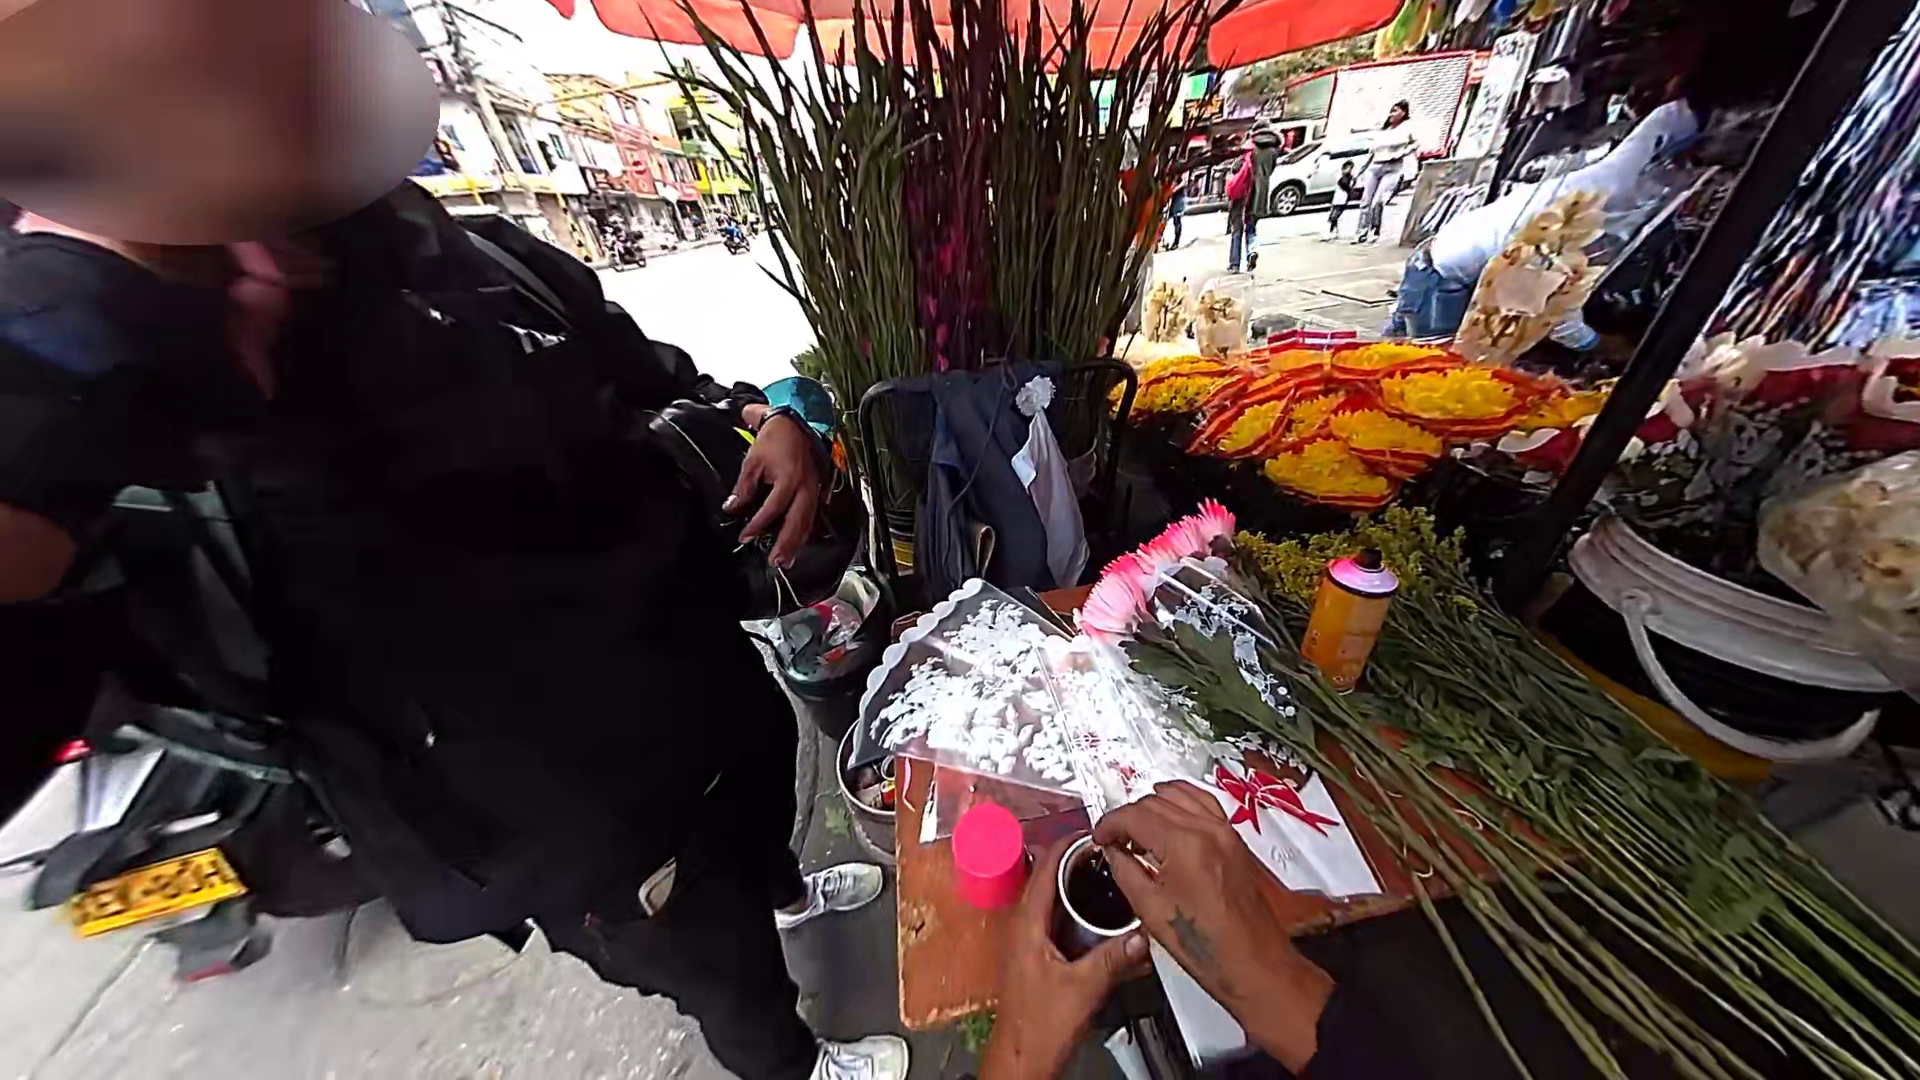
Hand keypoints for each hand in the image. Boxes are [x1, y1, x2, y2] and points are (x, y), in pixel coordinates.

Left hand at [724, 410, 820, 567]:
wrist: (795, 424)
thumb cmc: (775, 440)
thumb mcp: (752, 462)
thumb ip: (743, 488)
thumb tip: (732, 507)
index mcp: (790, 479)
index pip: (773, 509)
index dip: (758, 525)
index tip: (745, 536)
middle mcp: (806, 488)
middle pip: (797, 522)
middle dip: (786, 544)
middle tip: (777, 562)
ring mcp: (815, 490)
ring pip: (808, 522)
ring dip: (797, 542)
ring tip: (788, 560)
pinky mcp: (818, 491)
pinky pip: (813, 516)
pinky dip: (805, 531)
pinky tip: (799, 542)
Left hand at [980, 836, 1149, 1079]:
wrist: (1020, 1059)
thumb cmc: (1039, 1026)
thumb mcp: (1082, 990)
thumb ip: (1112, 961)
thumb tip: (1141, 937)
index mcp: (1028, 921)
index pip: (1045, 866)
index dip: (1065, 845)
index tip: (1090, 834)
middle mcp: (1023, 921)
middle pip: (1047, 876)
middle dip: (1072, 859)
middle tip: (1102, 851)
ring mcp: (1027, 936)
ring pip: (1050, 895)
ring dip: (1071, 880)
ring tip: (1100, 872)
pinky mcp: (1034, 951)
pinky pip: (1052, 914)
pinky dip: (1070, 903)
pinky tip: (1091, 911)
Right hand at [1094, 781, 1334, 1073]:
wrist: (1258, 969)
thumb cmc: (1210, 949)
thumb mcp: (1150, 910)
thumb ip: (1124, 870)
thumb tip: (1112, 850)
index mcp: (1182, 844)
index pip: (1133, 815)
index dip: (1109, 824)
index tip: (1100, 836)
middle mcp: (1205, 829)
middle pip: (1152, 802)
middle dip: (1127, 817)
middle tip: (1114, 838)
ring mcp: (1223, 830)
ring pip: (1176, 794)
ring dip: (1151, 805)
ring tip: (1138, 828)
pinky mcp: (1233, 837)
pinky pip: (1202, 800)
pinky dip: (1180, 798)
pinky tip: (1169, 806)